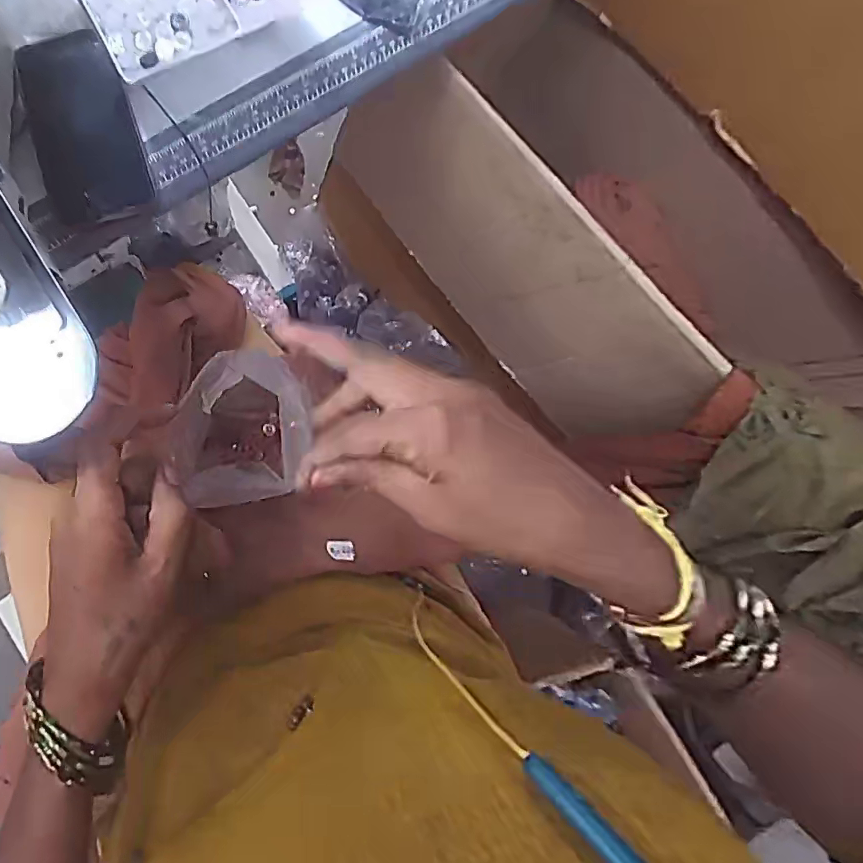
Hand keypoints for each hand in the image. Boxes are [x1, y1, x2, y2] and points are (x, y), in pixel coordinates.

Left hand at [44, 435, 192, 738]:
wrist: (80, 676)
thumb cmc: (123, 623)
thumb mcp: (162, 567)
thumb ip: (171, 509)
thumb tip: (171, 466)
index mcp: (89, 510)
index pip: (101, 441)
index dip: (133, 419)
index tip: (169, 414)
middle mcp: (71, 510)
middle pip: (116, 471)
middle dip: (155, 481)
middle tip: (189, 510)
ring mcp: (69, 529)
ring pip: (114, 495)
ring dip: (148, 507)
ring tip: (179, 545)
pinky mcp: (73, 546)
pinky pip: (107, 516)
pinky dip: (135, 523)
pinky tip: (156, 555)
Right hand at [276, 322, 678, 617]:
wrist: (579, 520)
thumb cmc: (503, 525)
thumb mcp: (429, 508)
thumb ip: (369, 476)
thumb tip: (317, 473)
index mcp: (428, 423)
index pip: (354, 429)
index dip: (321, 451)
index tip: (300, 475)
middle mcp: (440, 390)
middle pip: (367, 363)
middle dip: (321, 346)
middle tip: (283, 338)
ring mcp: (459, 387)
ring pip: (389, 370)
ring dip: (351, 382)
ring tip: (321, 415)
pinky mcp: (470, 397)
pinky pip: (411, 384)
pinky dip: (379, 392)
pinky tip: (363, 413)